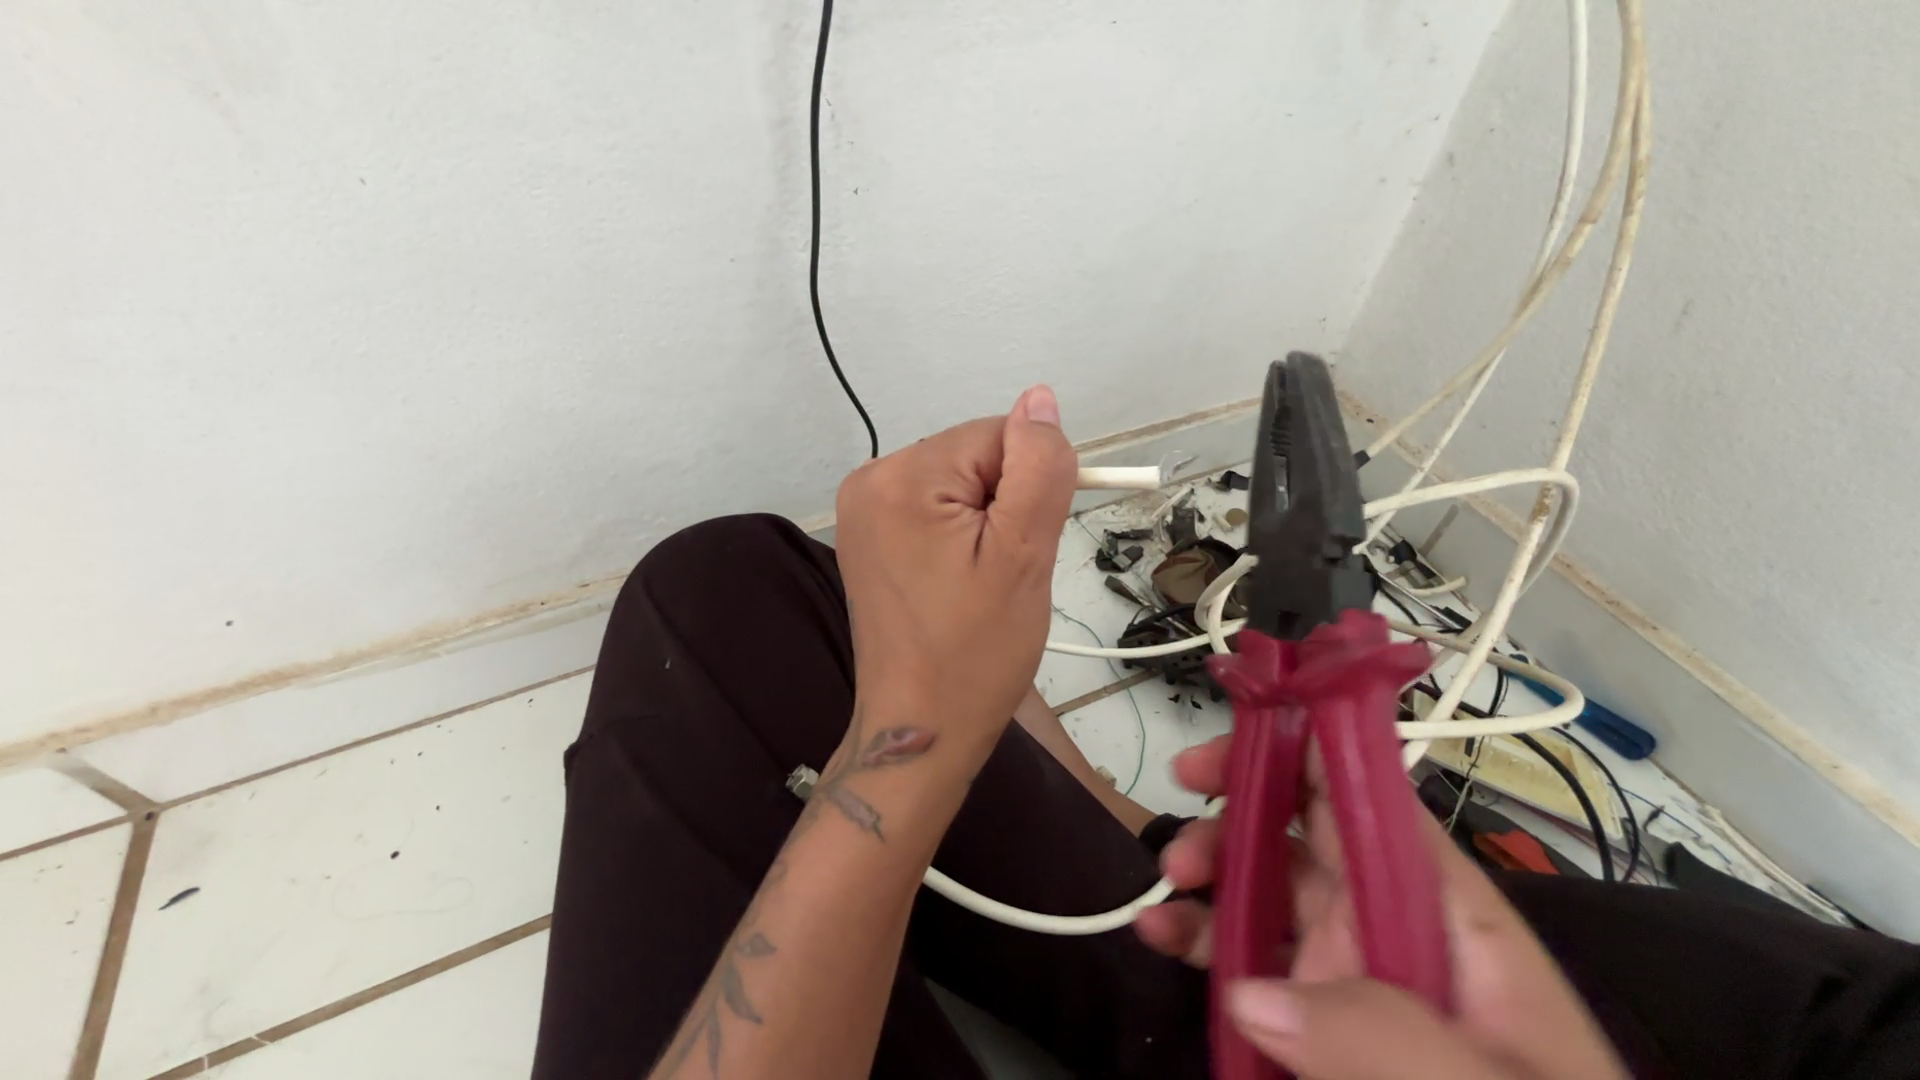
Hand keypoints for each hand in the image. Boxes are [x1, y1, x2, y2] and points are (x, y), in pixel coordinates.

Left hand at [833, 386, 1077, 753]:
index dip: (1027, 490)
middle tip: (1000, 575)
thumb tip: (1040, 398)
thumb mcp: (1024, 555)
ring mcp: (861, 512)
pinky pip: (935, 512)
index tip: (1020, 551)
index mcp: (901, 477)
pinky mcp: (867, 539)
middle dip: (1004, 508)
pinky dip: (960, 539)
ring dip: (986, 526)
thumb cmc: (975, 652)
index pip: (998, 437)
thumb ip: (1039, 467)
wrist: (920, 727)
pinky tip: (958, 584)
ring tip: (980, 585)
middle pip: (974, 458)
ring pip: (960, 485)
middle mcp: (869, 480)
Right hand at [1135, 736, 1628, 1079]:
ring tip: (1167, 882)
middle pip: (1306, 827)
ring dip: (1210, 866)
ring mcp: (1348, 971)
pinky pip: (1245, 957)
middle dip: (1240, 795)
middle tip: (1182, 787)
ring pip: (1266, 885)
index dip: (1309, 749)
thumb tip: (1248, 992)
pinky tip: (1158, 934)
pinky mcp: (1313, 1019)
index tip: (1240, 731)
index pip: (1378, 801)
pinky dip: (1198, 936)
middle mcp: (1391, 923)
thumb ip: (1380, 1037)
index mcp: (1446, 910)